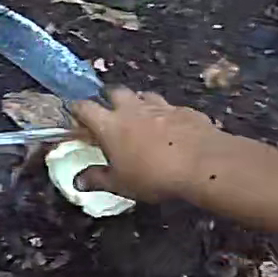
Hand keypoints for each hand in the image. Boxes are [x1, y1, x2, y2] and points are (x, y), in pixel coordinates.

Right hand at [70, 88, 224, 202]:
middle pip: (114, 92)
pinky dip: (164, 115)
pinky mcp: (184, 110)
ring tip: (140, 119)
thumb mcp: (119, 184)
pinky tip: (170, 129)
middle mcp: (132, 108)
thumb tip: (77, 181)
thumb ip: (96, 179)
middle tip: (109, 114)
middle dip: (108, 99)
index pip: (84, 107)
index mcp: (109, 124)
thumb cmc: (152, 175)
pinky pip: (169, 108)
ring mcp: (160, 106)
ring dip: (137, 104)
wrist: (202, 164)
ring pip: (143, 96)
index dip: (77, 109)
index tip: (75, 115)